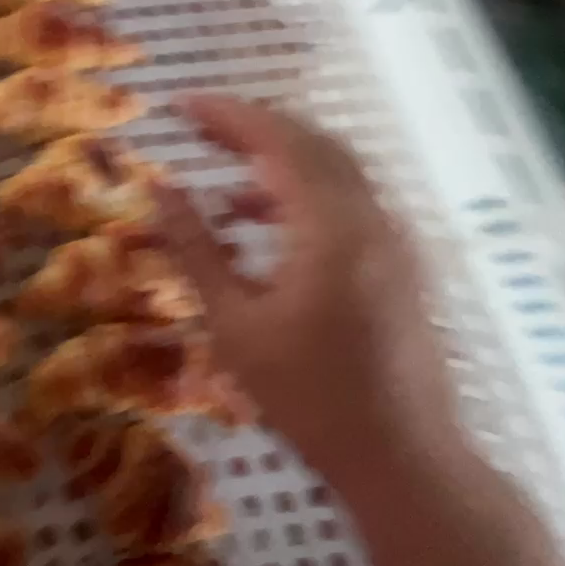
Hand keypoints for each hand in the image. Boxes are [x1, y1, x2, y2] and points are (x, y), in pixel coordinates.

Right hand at [156, 96, 462, 478]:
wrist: (406, 461)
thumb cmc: (309, 396)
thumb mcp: (233, 324)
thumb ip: (195, 248)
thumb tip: (159, 188)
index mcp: (332, 231)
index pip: (278, 142)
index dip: (226, 114)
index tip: (179, 104)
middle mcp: (372, 221)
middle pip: (311, 143)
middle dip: (250, 125)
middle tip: (196, 125)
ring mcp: (394, 241)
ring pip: (334, 168)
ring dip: (276, 157)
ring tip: (219, 168)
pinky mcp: (400, 262)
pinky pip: (347, 200)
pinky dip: (300, 190)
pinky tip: (258, 219)